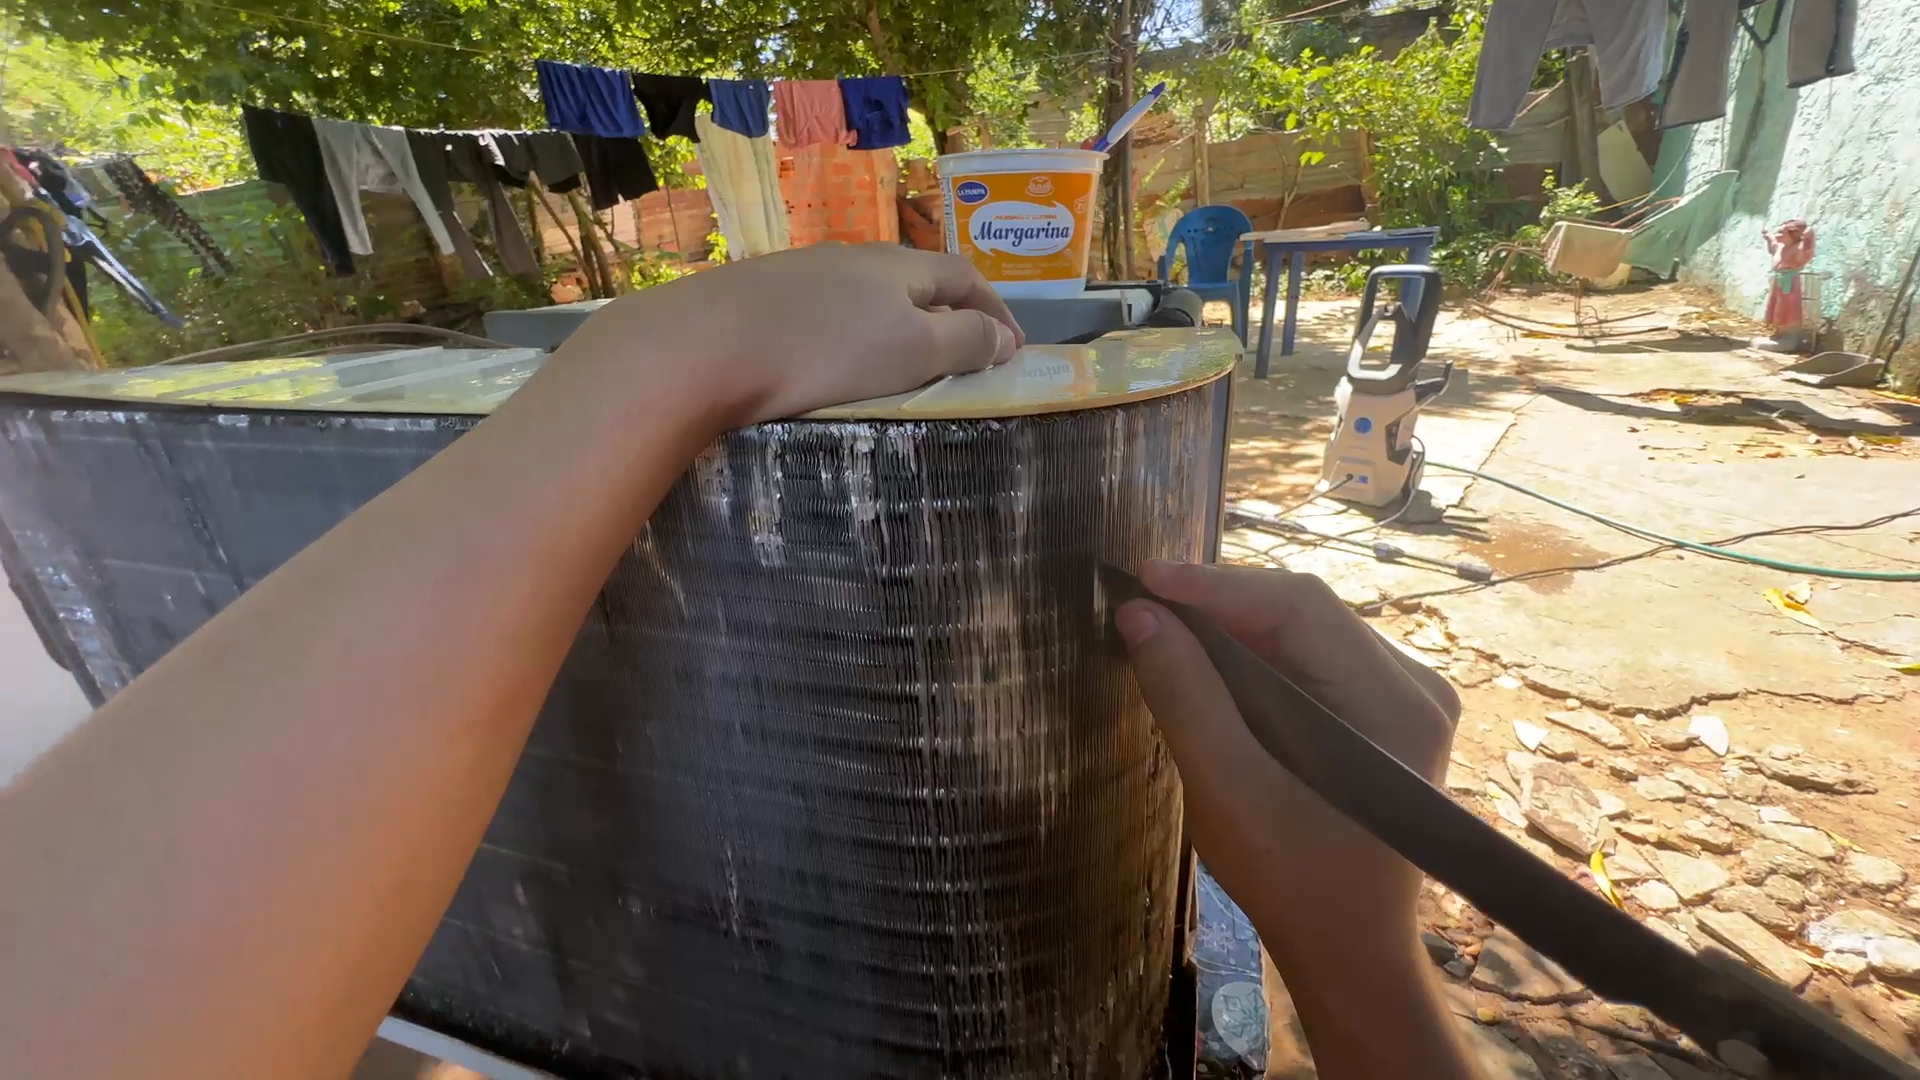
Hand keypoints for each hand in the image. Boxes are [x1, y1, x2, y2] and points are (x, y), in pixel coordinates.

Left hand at [554, 243, 1023, 429]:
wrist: (708, 347)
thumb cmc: (827, 350)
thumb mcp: (912, 350)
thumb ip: (964, 341)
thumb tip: (1005, 338)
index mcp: (898, 266)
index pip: (965, 276)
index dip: (997, 310)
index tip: (1015, 349)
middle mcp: (855, 258)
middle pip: (919, 281)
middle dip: (952, 315)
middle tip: (967, 356)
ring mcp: (806, 274)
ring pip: (872, 297)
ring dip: (903, 326)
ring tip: (909, 364)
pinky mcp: (768, 298)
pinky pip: (832, 313)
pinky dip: (857, 335)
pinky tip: (842, 359)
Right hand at [1113, 561, 1461, 979]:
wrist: (1344, 939)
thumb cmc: (1291, 877)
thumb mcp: (1225, 789)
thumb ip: (1184, 697)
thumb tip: (1137, 613)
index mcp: (1393, 703)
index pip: (1300, 606)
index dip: (1216, 584)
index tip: (1146, 578)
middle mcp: (1411, 682)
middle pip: (1300, 609)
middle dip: (1216, 603)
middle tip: (1144, 606)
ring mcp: (1398, 690)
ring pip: (1296, 624)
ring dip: (1225, 624)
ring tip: (1163, 628)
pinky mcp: (1374, 702)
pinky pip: (1300, 651)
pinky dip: (1244, 650)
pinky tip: (1203, 659)